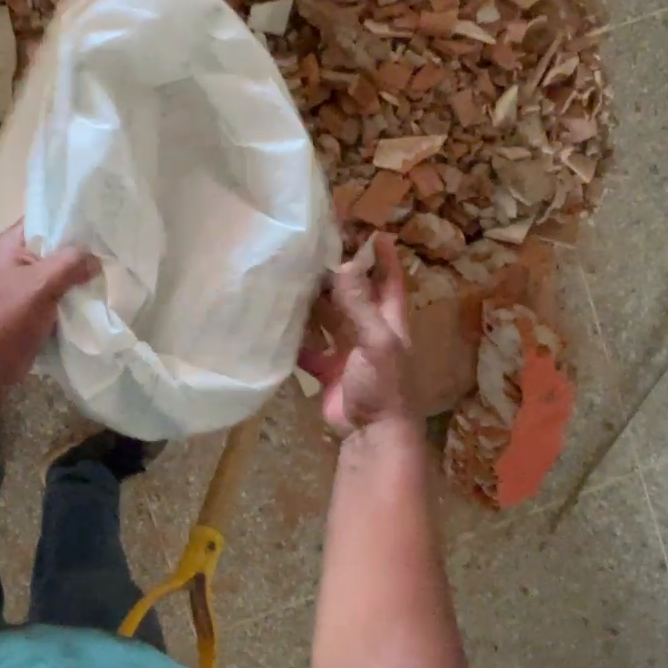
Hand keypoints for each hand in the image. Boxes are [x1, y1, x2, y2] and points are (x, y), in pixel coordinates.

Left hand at [0, 221, 99, 389]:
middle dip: (81, 254)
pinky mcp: (29, 311)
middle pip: (55, 248)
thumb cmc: (5, 317)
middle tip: (111, 254)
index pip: (45, 217)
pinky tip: (95, 302)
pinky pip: (56, 299)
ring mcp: (22, 287)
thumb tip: (95, 260)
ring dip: (79, 281)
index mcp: (11, 244)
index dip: (71, 218)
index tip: (102, 223)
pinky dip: (72, 302)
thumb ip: (70, 264)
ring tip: (108, 278)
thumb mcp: (40, 283)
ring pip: (59, 276)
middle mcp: (15, 261)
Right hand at [299, 235, 412, 431]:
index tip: (372, 233)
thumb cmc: (384, 385)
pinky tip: (278, 323)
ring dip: (314, 305)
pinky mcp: (327, 371)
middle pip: (354, 297)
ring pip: (329, 320)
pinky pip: (309, 348)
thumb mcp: (377, 342)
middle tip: (313, 253)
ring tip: (291, 280)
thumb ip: (360, 306)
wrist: (372, 434)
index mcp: (390, 322)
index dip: (384, 258)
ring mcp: (347, 352)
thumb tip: (344, 267)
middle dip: (338, 277)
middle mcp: (369, 332)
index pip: (390, 281)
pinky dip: (296, 338)